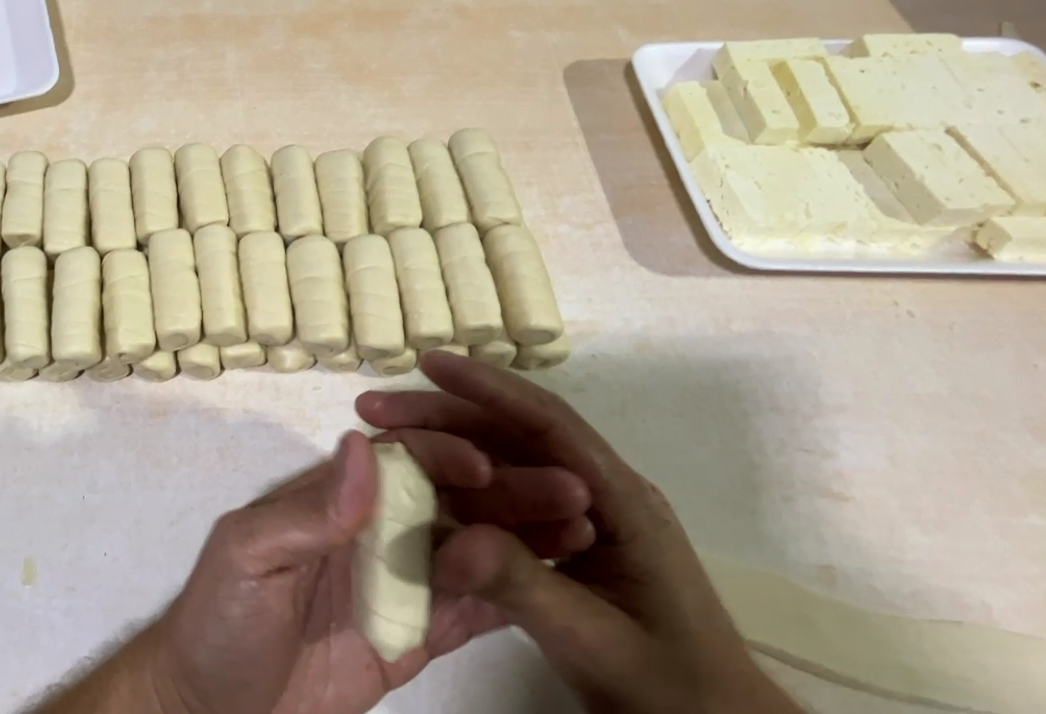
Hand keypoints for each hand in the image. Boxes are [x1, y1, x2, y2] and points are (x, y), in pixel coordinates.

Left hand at [145, 425, 592, 713]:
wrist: (215, 706)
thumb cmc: (222, 619)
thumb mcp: (250, 554)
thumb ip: (307, 510)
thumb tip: (361, 446)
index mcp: (332, 498)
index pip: (399, 460)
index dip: (444, 456)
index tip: (489, 468)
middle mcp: (372, 530)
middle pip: (448, 498)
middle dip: (504, 490)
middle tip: (570, 493)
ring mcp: (397, 583)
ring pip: (469, 548)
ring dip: (522, 536)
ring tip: (579, 533)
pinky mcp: (413, 635)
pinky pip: (468, 609)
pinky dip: (511, 594)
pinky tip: (559, 585)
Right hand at [358, 353, 803, 713]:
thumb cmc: (670, 689)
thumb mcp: (596, 643)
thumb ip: (523, 587)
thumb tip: (447, 542)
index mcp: (620, 501)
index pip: (547, 423)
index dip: (486, 387)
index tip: (427, 363)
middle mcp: (598, 493)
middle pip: (513, 433)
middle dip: (444, 413)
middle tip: (375, 407)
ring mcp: (579, 517)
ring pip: (503, 462)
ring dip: (444, 448)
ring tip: (385, 442)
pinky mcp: (562, 544)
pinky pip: (502, 501)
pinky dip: (458, 488)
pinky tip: (419, 492)